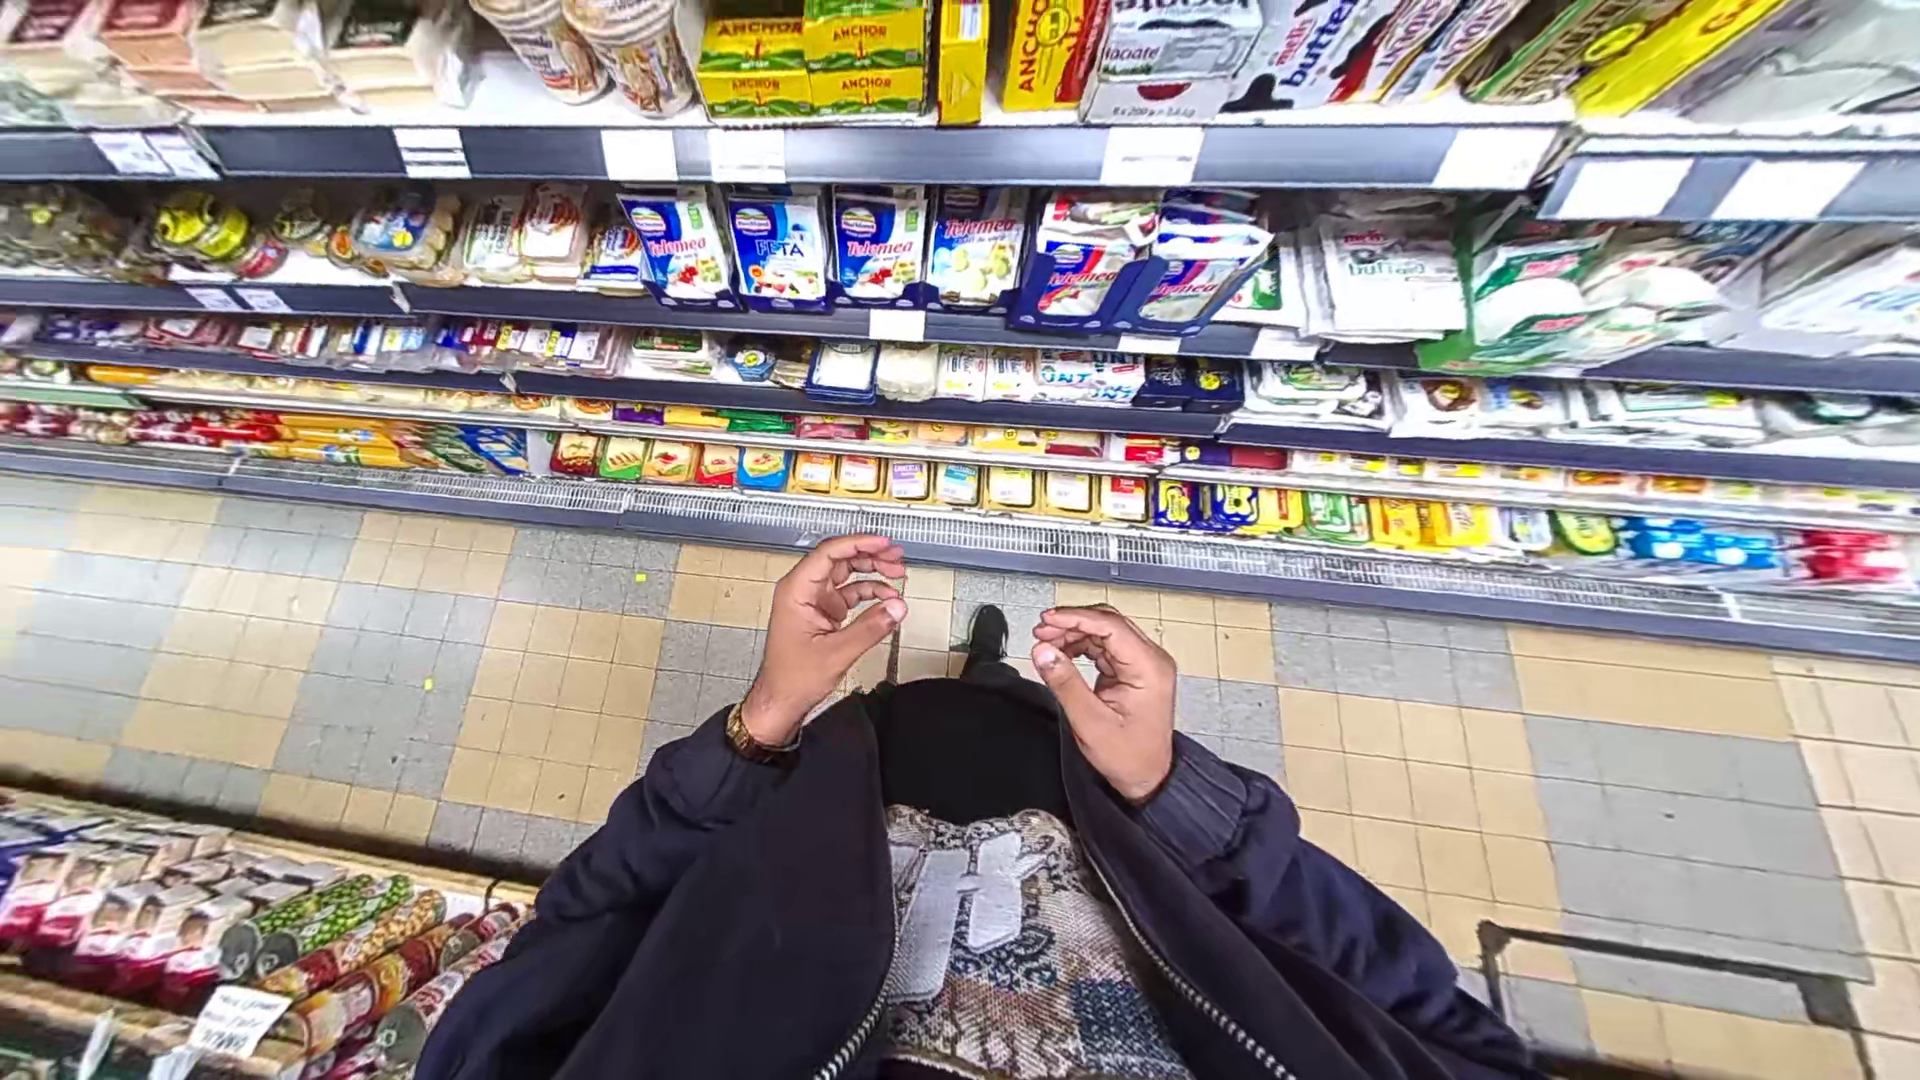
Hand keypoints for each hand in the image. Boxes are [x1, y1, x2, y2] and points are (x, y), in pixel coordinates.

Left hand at [740, 534, 907, 745]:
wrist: (781, 701)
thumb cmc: (791, 679)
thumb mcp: (836, 653)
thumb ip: (870, 628)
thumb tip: (896, 607)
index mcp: (796, 590)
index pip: (829, 552)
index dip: (858, 543)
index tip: (882, 543)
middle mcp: (804, 590)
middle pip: (841, 559)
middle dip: (871, 555)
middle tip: (896, 556)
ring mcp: (815, 600)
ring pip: (848, 573)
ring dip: (873, 571)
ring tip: (898, 573)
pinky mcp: (824, 612)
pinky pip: (851, 593)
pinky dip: (871, 593)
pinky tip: (887, 599)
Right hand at [1029, 605, 1176, 802]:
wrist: (1147, 778)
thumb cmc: (1127, 756)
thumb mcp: (1089, 722)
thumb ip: (1064, 682)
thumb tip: (1042, 650)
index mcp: (1148, 668)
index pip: (1110, 626)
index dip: (1076, 617)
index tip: (1048, 620)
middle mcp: (1151, 659)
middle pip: (1108, 622)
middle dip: (1072, 622)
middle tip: (1041, 630)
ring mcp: (1143, 662)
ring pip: (1104, 630)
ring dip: (1074, 632)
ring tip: (1045, 641)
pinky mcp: (1133, 668)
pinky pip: (1104, 644)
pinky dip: (1080, 643)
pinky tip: (1062, 651)